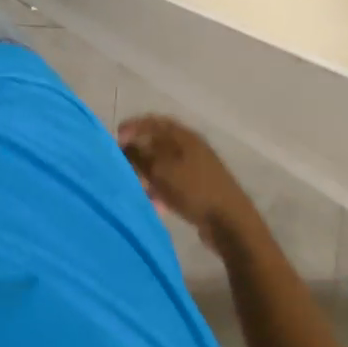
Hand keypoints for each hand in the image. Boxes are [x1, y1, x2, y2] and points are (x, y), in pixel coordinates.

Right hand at [119, 115, 261, 251]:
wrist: (232, 224)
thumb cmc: (193, 190)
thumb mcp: (159, 171)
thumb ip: (137, 156)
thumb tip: (124, 145)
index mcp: (184, 136)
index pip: (153, 122)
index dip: (133, 126)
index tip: (116, 139)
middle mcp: (192, 148)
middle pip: (158, 143)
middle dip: (138, 152)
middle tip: (123, 164)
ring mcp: (198, 168)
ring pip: (165, 164)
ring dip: (148, 172)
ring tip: (136, 185)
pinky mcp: (201, 188)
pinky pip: (174, 181)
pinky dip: (161, 187)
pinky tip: (155, 202)